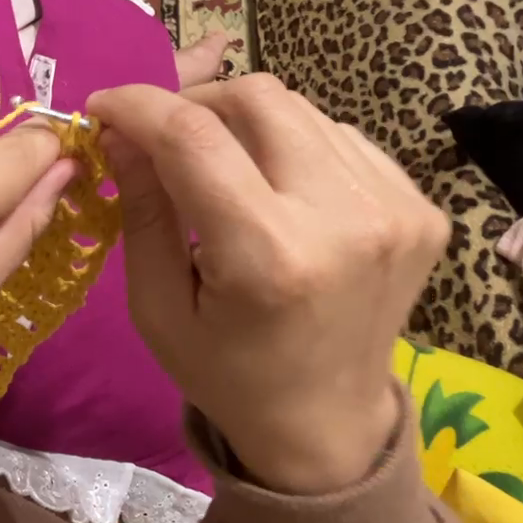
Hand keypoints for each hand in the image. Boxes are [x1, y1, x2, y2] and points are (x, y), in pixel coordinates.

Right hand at [87, 76, 449, 494]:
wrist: (324, 423)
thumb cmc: (222, 372)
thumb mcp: (156, 305)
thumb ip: (141, 212)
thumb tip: (121, 133)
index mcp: (268, 256)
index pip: (194, 139)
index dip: (139, 106)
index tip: (102, 105)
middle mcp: (345, 218)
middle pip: (256, 99)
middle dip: (191, 101)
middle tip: (157, 133)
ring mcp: (396, 209)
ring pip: (299, 108)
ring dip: (239, 120)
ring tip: (210, 160)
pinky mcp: (421, 207)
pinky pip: (338, 135)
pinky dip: (288, 142)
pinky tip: (269, 183)